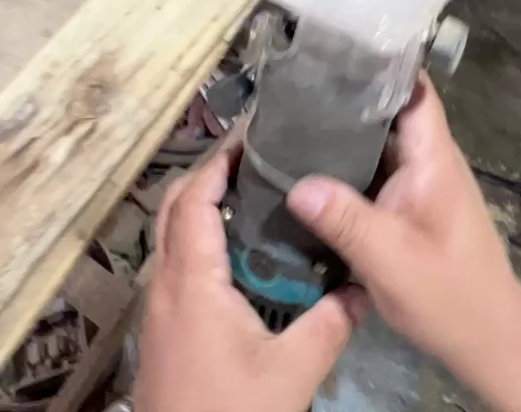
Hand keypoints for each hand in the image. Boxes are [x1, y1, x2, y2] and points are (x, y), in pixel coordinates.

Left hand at [132, 141, 367, 411]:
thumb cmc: (230, 411)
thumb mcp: (289, 374)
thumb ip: (328, 326)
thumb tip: (364, 287)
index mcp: (190, 278)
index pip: (194, 198)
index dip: (217, 161)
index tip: (249, 137)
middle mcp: (164, 280)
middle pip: (174, 205)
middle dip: (207, 173)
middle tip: (251, 158)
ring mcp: (156, 302)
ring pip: (169, 232)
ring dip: (199, 203)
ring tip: (247, 192)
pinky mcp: (161, 323)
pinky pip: (173, 259)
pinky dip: (196, 235)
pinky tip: (233, 249)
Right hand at [286, 77, 520, 376]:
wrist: (488, 341)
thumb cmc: (451, 296)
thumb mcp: (393, 261)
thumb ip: (347, 220)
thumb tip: (295, 184)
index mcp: (432, 156)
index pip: (412, 88)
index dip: (381, 62)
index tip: (336, 43)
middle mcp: (426, 157)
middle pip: (387, 107)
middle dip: (346, 90)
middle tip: (292, 78)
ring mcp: (417, 179)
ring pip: (375, 137)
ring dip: (340, 125)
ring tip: (288, 111)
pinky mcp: (406, 200)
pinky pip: (370, 164)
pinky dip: (342, 157)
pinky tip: (306, 160)